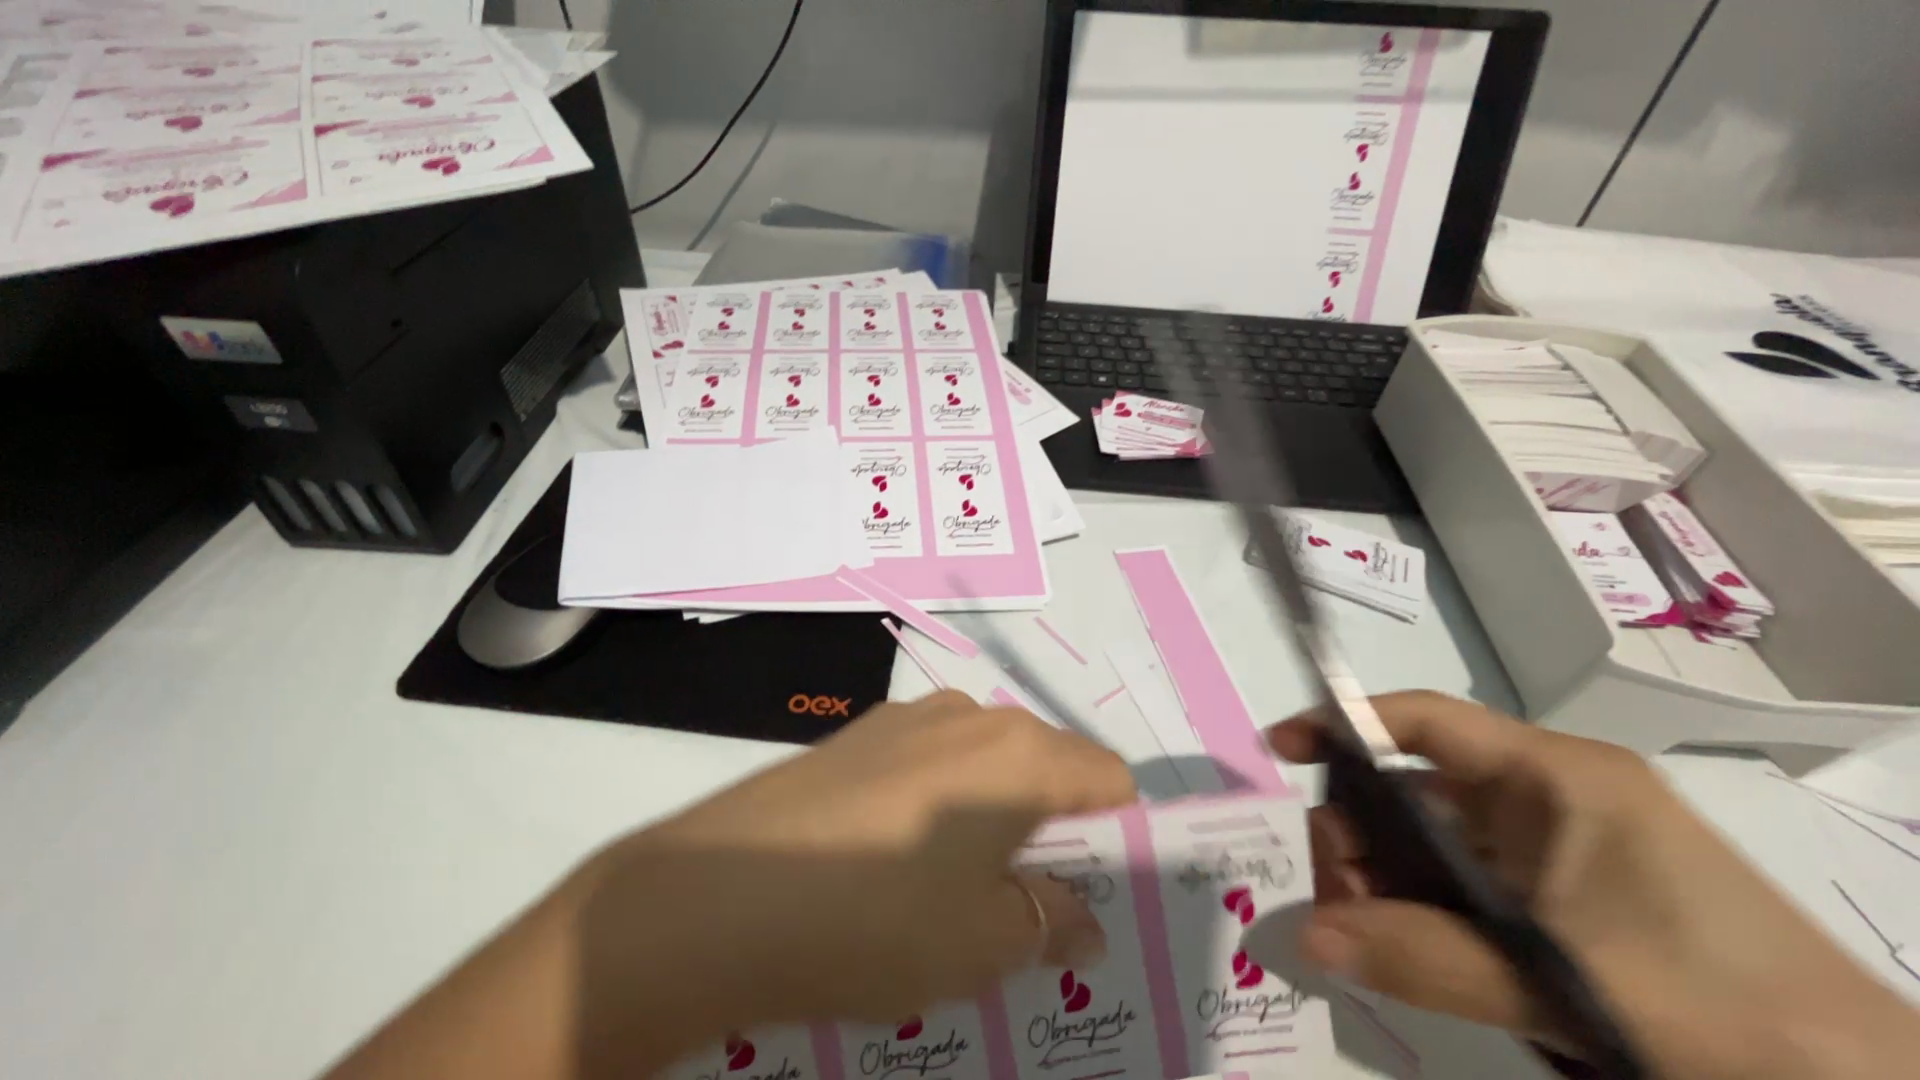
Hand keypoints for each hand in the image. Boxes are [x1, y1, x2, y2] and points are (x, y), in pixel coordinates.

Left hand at [324, 692, 1134, 1079]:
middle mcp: (969, 718)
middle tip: (1034, 913)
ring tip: (957, 898)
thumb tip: (1086, 918)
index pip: (1109, 777)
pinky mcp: (851, 739)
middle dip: (1054, 835)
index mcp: (1019, 755)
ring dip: (991, 825)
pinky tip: (893, 869)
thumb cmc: (872, 921)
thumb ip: (1051, 921)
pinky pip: (926, 770)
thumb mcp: (982, 942)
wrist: (711, 897)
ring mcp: (903, 722)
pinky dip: (936, 812)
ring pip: (982, 769)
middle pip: (1046, 767)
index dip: (1122, 835)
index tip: (1104, 895)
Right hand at [1268, 692, 1919, 1079]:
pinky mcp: (1577, 901)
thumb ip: (1422, 956)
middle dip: (1359, 833)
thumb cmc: (1716, 1003)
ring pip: (1442, 843)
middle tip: (1330, 899)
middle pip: (1420, 787)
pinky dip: (1431, 911)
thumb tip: (1304, 936)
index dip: (1344, 723)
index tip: (1280, 751)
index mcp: (1557, 777)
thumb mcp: (1555, 977)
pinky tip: (1411, 951)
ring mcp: (1568, 851)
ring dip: (1391, 879)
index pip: (1426, 720)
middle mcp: (1555, 798)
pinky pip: (1474, 887)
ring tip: (1362, 934)